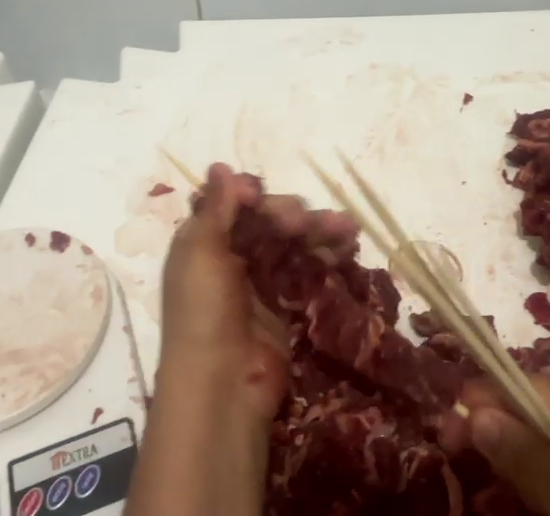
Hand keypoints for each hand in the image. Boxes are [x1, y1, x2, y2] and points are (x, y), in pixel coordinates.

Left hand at [128, 163, 353, 515]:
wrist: (222, 385)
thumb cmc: (203, 311)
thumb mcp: (201, 252)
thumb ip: (217, 207)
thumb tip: (219, 165)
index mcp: (202, 241)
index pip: (232, 205)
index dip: (251, 196)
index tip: (261, 194)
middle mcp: (230, 257)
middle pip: (266, 221)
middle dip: (291, 213)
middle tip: (305, 220)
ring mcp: (259, 282)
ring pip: (292, 243)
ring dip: (318, 230)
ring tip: (348, 227)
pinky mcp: (285, 305)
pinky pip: (308, 269)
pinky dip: (326, 254)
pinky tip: (346, 246)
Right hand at [462, 375, 549, 515]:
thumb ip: (528, 459)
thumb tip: (472, 410)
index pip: (513, 384)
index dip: (473, 405)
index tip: (442, 442)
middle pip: (525, 403)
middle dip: (489, 429)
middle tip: (458, 466)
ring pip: (540, 430)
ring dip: (511, 453)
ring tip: (490, 483)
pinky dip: (539, 469)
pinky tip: (529, 492)